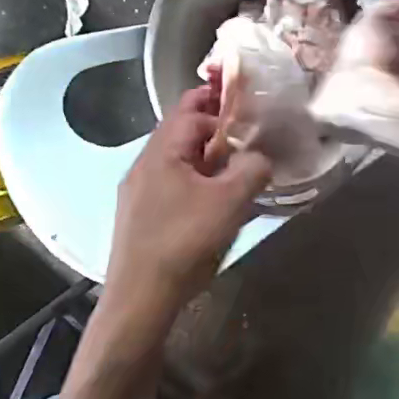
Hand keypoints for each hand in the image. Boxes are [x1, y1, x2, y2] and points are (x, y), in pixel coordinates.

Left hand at [105, 88, 271, 330]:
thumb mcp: (230, 202)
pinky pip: (170, 184)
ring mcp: (136, 191)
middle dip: (213, 131)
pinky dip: (194, 182)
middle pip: (180, 133)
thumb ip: (252, 169)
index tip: (247, 104)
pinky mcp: (138, 215)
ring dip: (205, 159)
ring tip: (234, 169)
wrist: (140, 297)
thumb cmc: (185, 241)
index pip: (189, 109)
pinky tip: (211, 202)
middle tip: (246, 137)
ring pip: (175, 161)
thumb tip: (261, 156)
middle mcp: (143, 164)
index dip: (218, 102)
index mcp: (160, 151)